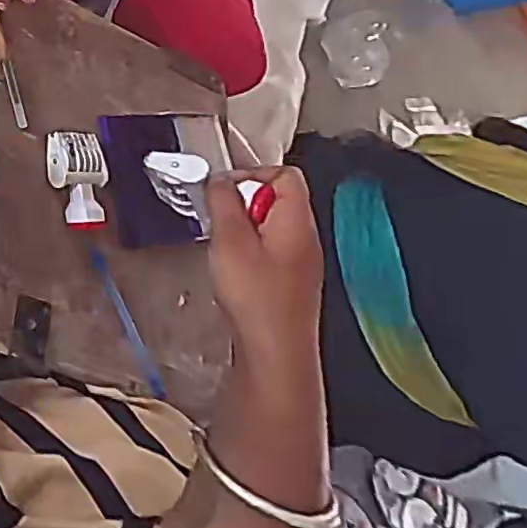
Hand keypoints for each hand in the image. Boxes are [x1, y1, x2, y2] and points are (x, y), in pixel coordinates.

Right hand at [205, 166, 322, 357]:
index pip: (285, 174)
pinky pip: (269, 247)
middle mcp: (305, 237)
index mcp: (297, 221)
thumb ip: (223, 201)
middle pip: (276, 197)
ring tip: (226, 246)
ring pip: (269, 223)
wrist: (274, 354)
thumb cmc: (255, 297)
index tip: (226, 190)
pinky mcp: (290, 280)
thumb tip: (220, 180)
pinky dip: (249, 248)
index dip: (253, 174)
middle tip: (224, 222)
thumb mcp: (229, 239)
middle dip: (244, 202)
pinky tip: (234, 267)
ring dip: (243, 227)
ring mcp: (301, 260)